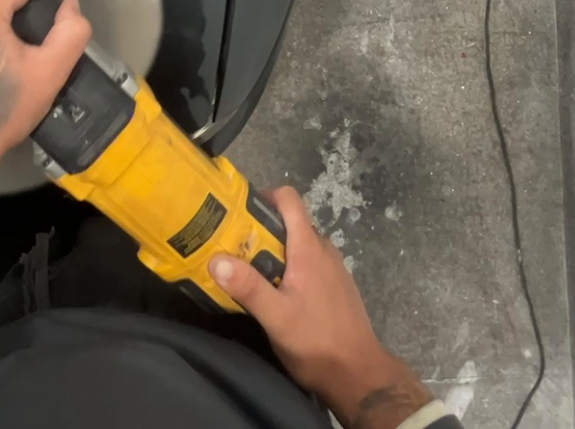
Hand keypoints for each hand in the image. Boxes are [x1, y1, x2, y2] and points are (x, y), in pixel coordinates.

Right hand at [210, 188, 433, 428]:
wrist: (360, 377)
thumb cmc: (317, 342)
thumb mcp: (276, 318)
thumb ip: (248, 287)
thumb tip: (214, 258)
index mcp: (309, 247)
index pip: (288, 199)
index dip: (264, 196)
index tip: (239, 213)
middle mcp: (323, 248)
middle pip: (289, 221)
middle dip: (261, 230)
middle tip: (234, 249)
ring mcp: (332, 267)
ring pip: (298, 243)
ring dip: (275, 251)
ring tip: (250, 272)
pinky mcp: (336, 284)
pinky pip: (309, 262)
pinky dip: (290, 267)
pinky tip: (277, 292)